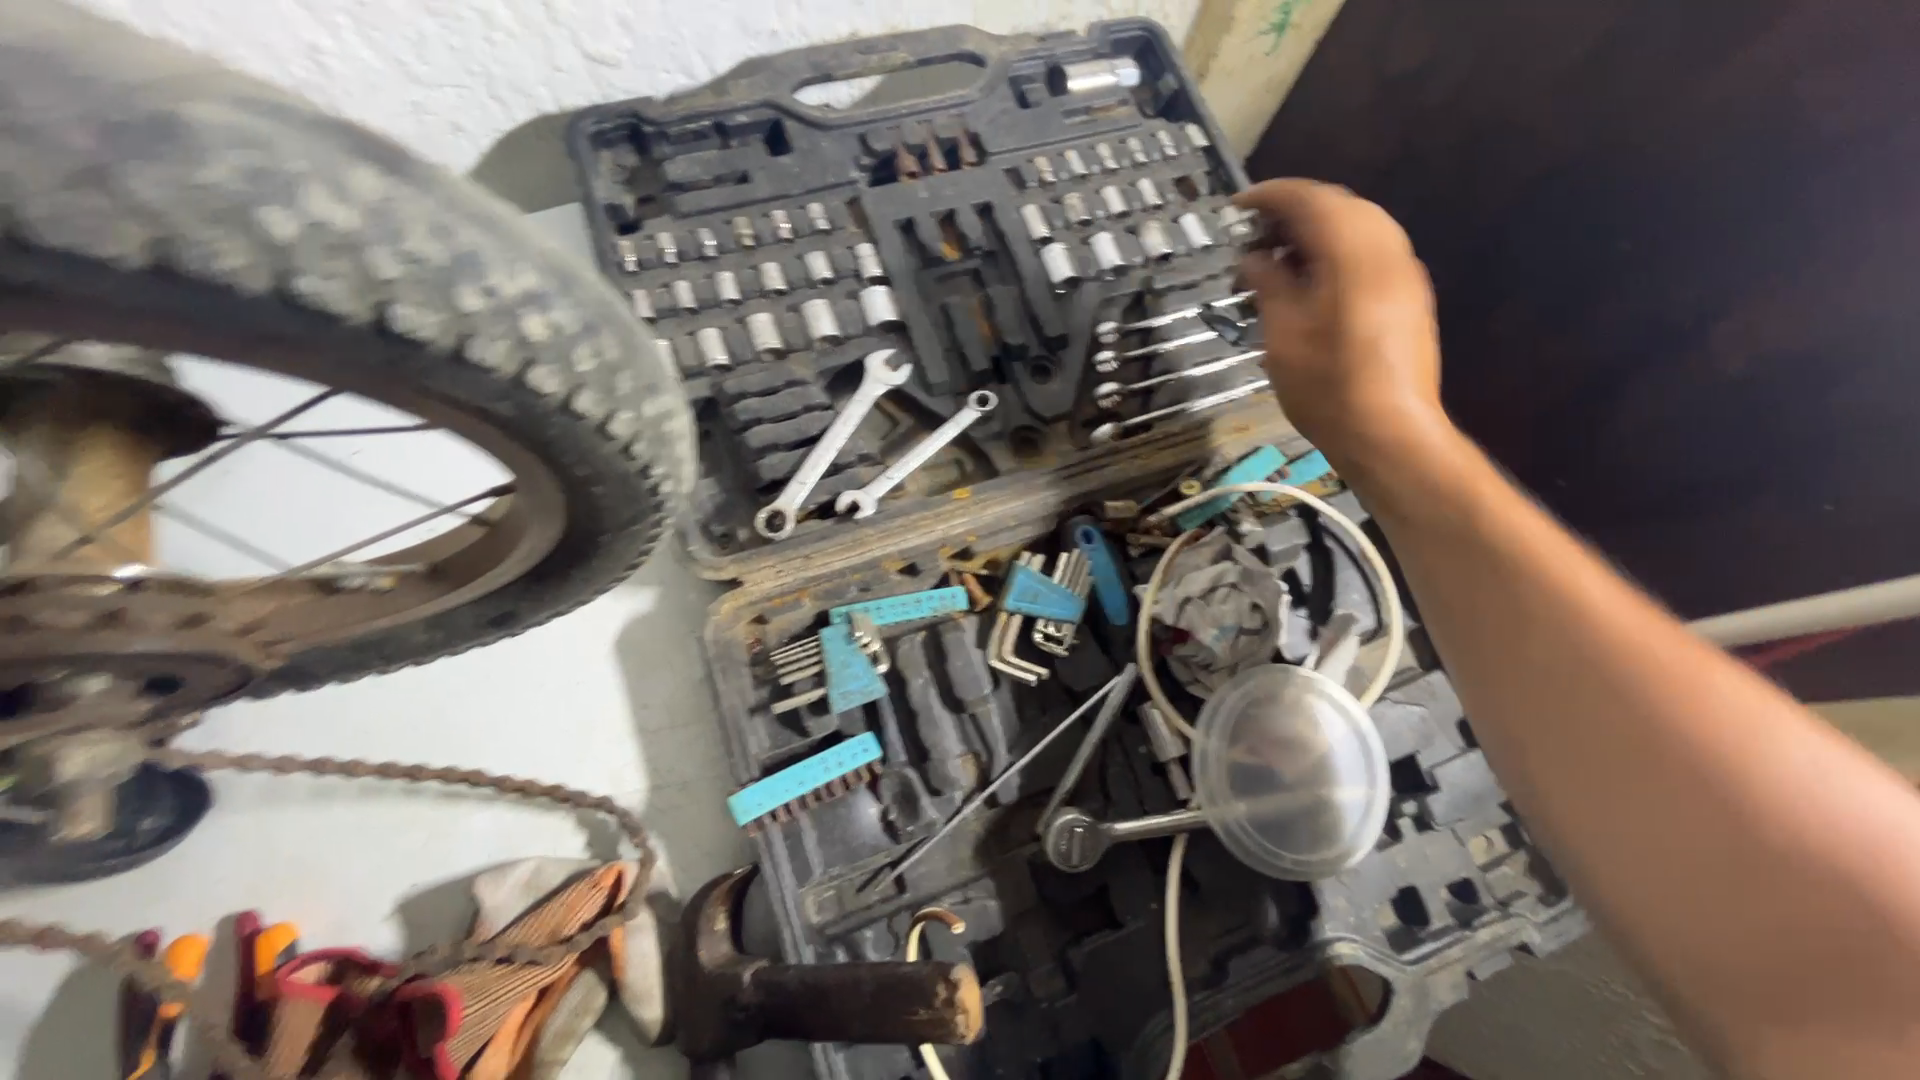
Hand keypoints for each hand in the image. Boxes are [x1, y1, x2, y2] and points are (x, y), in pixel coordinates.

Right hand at [1235, 179, 1447, 467]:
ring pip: (1357, 227)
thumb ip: (1268, 282)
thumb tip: (1254, 258)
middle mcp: (1387, 248)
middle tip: (1252, 241)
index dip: (1268, 197)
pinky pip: (1369, 253)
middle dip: (1292, 214)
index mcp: (1354, 251)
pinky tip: (1309, 285)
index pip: (1309, 199)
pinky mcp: (1409, 296)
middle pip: (1338, 206)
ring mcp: (1404, 272)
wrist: (1389, 433)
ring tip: (1275, 265)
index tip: (1235, 209)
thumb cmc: (1326, 386)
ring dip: (1314, 234)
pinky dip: (1335, 253)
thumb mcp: (1282, 332)